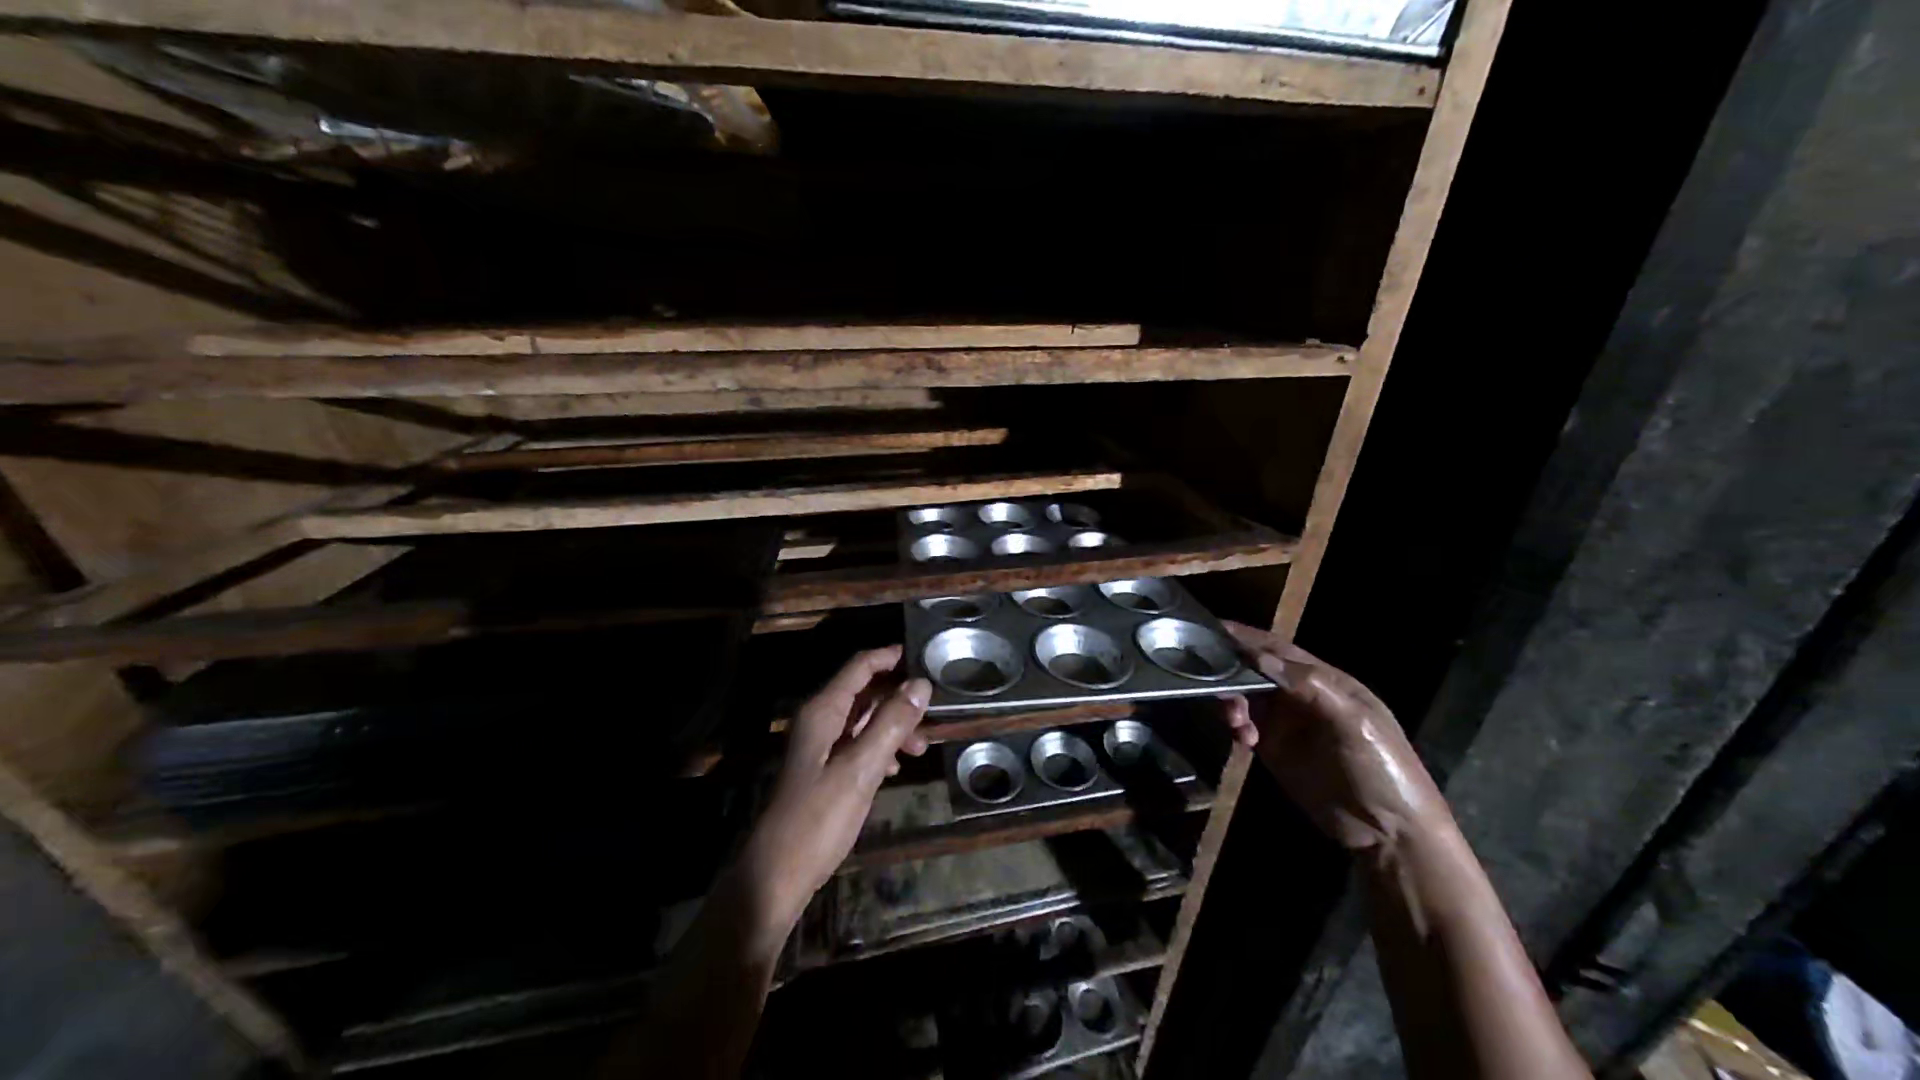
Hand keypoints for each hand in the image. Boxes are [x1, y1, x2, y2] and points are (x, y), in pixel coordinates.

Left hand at [728, 646, 930, 956]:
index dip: (890, 657)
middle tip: (934, 709)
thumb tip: (920, 684)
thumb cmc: (819, 817)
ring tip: (922, 747)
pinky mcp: (825, 769)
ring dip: (894, 725)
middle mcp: (820, 720)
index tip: (925, 656)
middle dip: (899, 697)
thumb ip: (891, 724)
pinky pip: (859, 744)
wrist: (779, 873)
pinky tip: (897, 767)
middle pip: (864, 691)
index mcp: (823, 711)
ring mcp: (821, 745)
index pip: (860, 667)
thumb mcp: (861, 769)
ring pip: (864, 719)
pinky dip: (881, 747)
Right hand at [1218, 622, 1450, 857]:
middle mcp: (1301, 695)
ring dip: (1231, 703)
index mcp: (1324, 680)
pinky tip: (1244, 741)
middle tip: (1213, 686)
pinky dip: (1235, 727)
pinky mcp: (1274, 749)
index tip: (1210, 629)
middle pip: (1254, 670)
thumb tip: (1258, 656)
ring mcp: (1286, 722)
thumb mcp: (1354, 722)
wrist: (1388, 832)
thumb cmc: (1381, 768)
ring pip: (1244, 697)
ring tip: (1236, 724)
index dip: (1245, 637)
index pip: (1277, 649)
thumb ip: (1308, 685)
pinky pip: (1244, 726)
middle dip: (1231, 674)